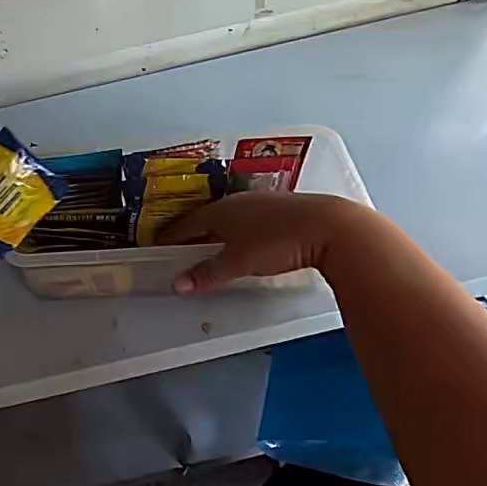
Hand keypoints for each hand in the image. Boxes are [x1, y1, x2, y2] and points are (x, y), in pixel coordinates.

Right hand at [158, 192, 375, 294]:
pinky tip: (244, 242)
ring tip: (210, 249)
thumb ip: (207, 273)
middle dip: (193, 234)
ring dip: (216, 233)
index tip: (157, 246)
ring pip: (229, 218)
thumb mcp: (238, 262)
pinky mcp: (282, 209)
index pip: (186, 223)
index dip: (171, 236)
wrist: (328, 227)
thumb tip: (177, 284)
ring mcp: (261, 202)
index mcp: (220, 211)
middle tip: (180, 251)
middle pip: (206, 218)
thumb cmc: (277, 242)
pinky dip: (237, 232)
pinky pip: (248, 220)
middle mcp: (237, 202)